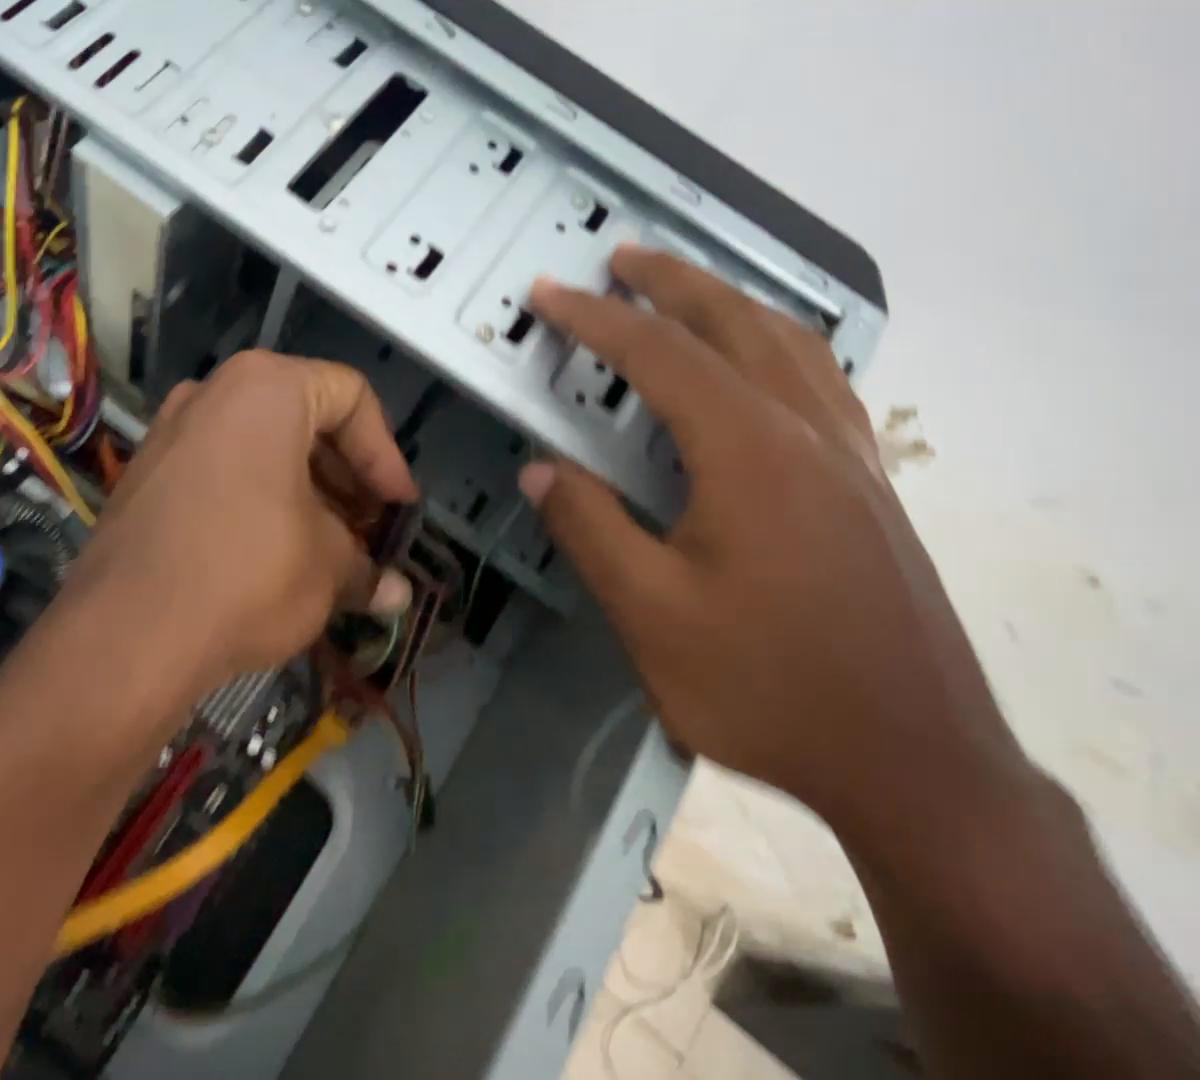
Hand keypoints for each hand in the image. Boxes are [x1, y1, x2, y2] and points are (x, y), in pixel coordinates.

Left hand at [63, 351, 416, 699]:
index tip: (398, 511)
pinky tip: (269, 561)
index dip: (386, 455)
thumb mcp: (327, 568)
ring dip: (301, 496)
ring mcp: (166, 436)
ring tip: (324, 554)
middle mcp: (209, 395)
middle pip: (301, 421)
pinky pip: (215, 477)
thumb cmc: (249, 574)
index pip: (350, 397)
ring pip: (255, 451)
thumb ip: (367, 568)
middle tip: (365, 533)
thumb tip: (395, 594)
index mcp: (265, 389)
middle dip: (343, 480)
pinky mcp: (140, 481)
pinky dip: (252, 506)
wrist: (129, 630)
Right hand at [519, 249, 1030, 829]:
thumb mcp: (650, 614)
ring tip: (686, 293)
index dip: (597, 320)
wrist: (907, 755)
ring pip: (795, 347)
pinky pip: (826, 386)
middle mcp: (809, 434)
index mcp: (748, 453)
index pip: (660, 357)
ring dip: (734, 305)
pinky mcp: (874, 492)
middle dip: (674, 284)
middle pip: (739, 326)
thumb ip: (591, 529)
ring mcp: (854, 460)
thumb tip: (543, 468)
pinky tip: (765, 372)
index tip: (549, 293)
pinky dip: (782, 350)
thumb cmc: (762, 685)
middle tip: (620, 258)